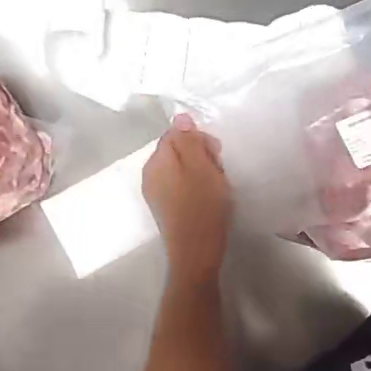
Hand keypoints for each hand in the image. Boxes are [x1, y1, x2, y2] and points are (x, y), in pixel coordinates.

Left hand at [145, 113, 232, 278]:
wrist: (196, 253)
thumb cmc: (202, 207)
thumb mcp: (200, 167)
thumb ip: (189, 140)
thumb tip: (180, 117)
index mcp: (157, 161)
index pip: (177, 134)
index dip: (199, 140)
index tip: (217, 156)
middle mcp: (150, 175)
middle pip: (178, 152)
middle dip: (201, 157)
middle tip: (220, 173)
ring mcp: (156, 194)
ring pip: (182, 171)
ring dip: (201, 174)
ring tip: (217, 189)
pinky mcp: (166, 210)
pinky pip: (181, 188)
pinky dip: (196, 189)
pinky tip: (209, 201)